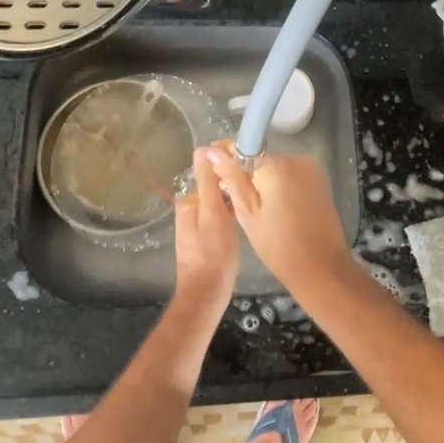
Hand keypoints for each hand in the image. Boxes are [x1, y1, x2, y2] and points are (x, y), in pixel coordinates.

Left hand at [173, 145, 240, 308]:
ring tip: (255, 193)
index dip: (226, 165)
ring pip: (217, 200)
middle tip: (256, 180)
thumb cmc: (213, 252)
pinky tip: (246, 213)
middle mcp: (189, 209)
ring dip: (232, 196)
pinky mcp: (207, 237)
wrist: (207, 293)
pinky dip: (231, 211)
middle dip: (230, 181)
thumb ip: (208, 182)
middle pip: (213, 185)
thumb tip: (202, 149)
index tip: (247, 163)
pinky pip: (220, 214)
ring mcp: (197, 224)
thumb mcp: (213, 213)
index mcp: (188, 201)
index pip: (207, 171)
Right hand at [207, 143, 353, 294]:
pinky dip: (277, 184)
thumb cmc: (278, 246)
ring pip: (275, 166)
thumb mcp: (248, 213)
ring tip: (248, 203)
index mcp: (277, 166)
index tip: (210, 162)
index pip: (244, 146)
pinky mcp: (319, 180)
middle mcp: (296, 159)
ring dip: (261, 178)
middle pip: (260, 156)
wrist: (322, 268)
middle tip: (226, 192)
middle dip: (243, 169)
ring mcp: (311, 168)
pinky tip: (271, 205)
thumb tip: (210, 150)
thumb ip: (231, 177)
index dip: (226, 153)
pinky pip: (290, 174)